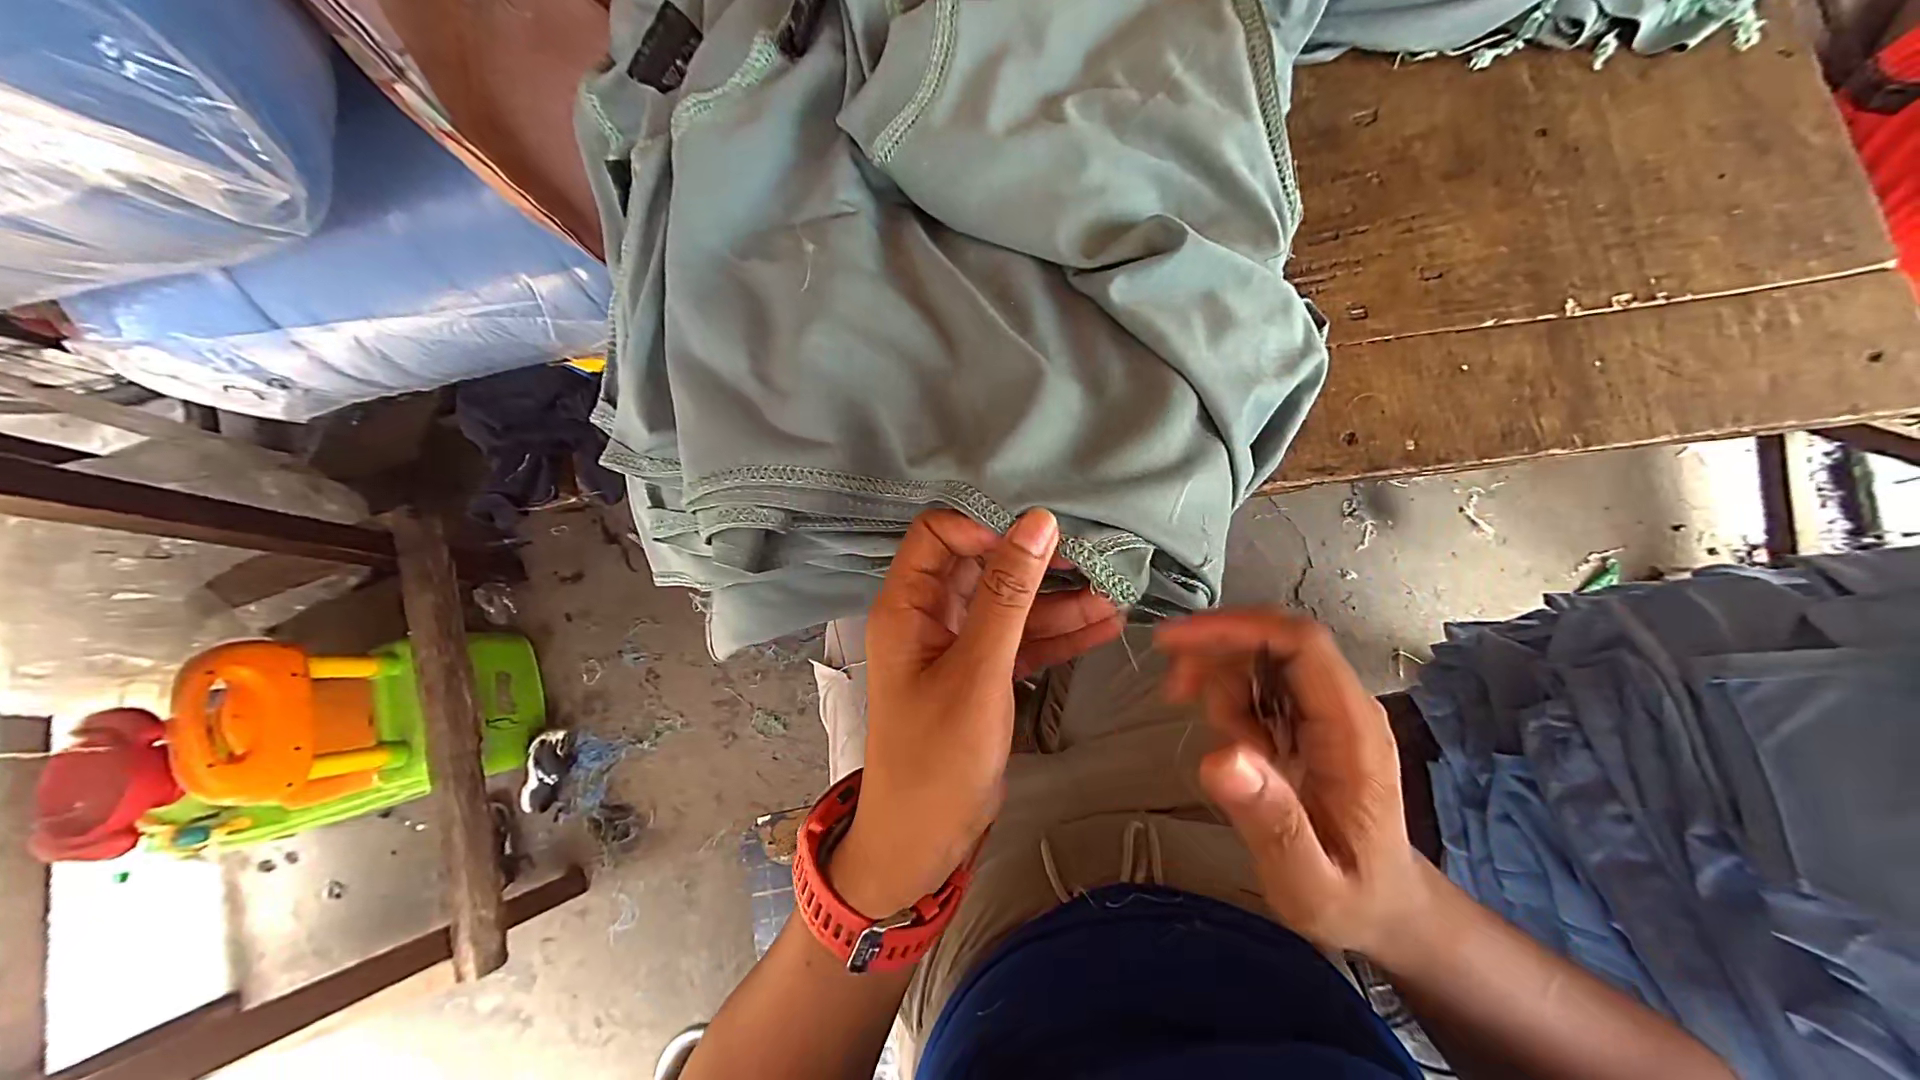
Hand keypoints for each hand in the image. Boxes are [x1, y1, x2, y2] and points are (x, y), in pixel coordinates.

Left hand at [828, 508, 1122, 916]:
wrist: (925, 839)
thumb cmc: (938, 756)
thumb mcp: (978, 669)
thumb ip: (1009, 593)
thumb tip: (1036, 523)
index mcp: (907, 605)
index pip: (939, 534)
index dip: (986, 526)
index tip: (1039, 536)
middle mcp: (930, 615)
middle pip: (984, 566)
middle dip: (1037, 562)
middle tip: (1093, 559)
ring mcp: (958, 644)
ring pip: (1011, 604)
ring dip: (1058, 601)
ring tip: (1114, 593)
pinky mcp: (983, 673)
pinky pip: (1022, 639)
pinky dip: (1057, 634)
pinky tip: (1102, 625)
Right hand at [1156, 610, 1432, 961]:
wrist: (1388, 909)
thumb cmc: (1353, 900)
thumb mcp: (1309, 883)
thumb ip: (1271, 822)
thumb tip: (1221, 757)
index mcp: (1353, 733)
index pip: (1301, 644)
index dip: (1238, 630)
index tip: (1179, 643)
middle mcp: (1344, 707)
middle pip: (1273, 639)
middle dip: (1215, 651)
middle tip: (1175, 692)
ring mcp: (1327, 709)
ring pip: (1259, 655)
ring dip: (1218, 678)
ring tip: (1216, 737)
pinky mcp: (1308, 717)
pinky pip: (1258, 678)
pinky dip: (1226, 691)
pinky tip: (1226, 736)